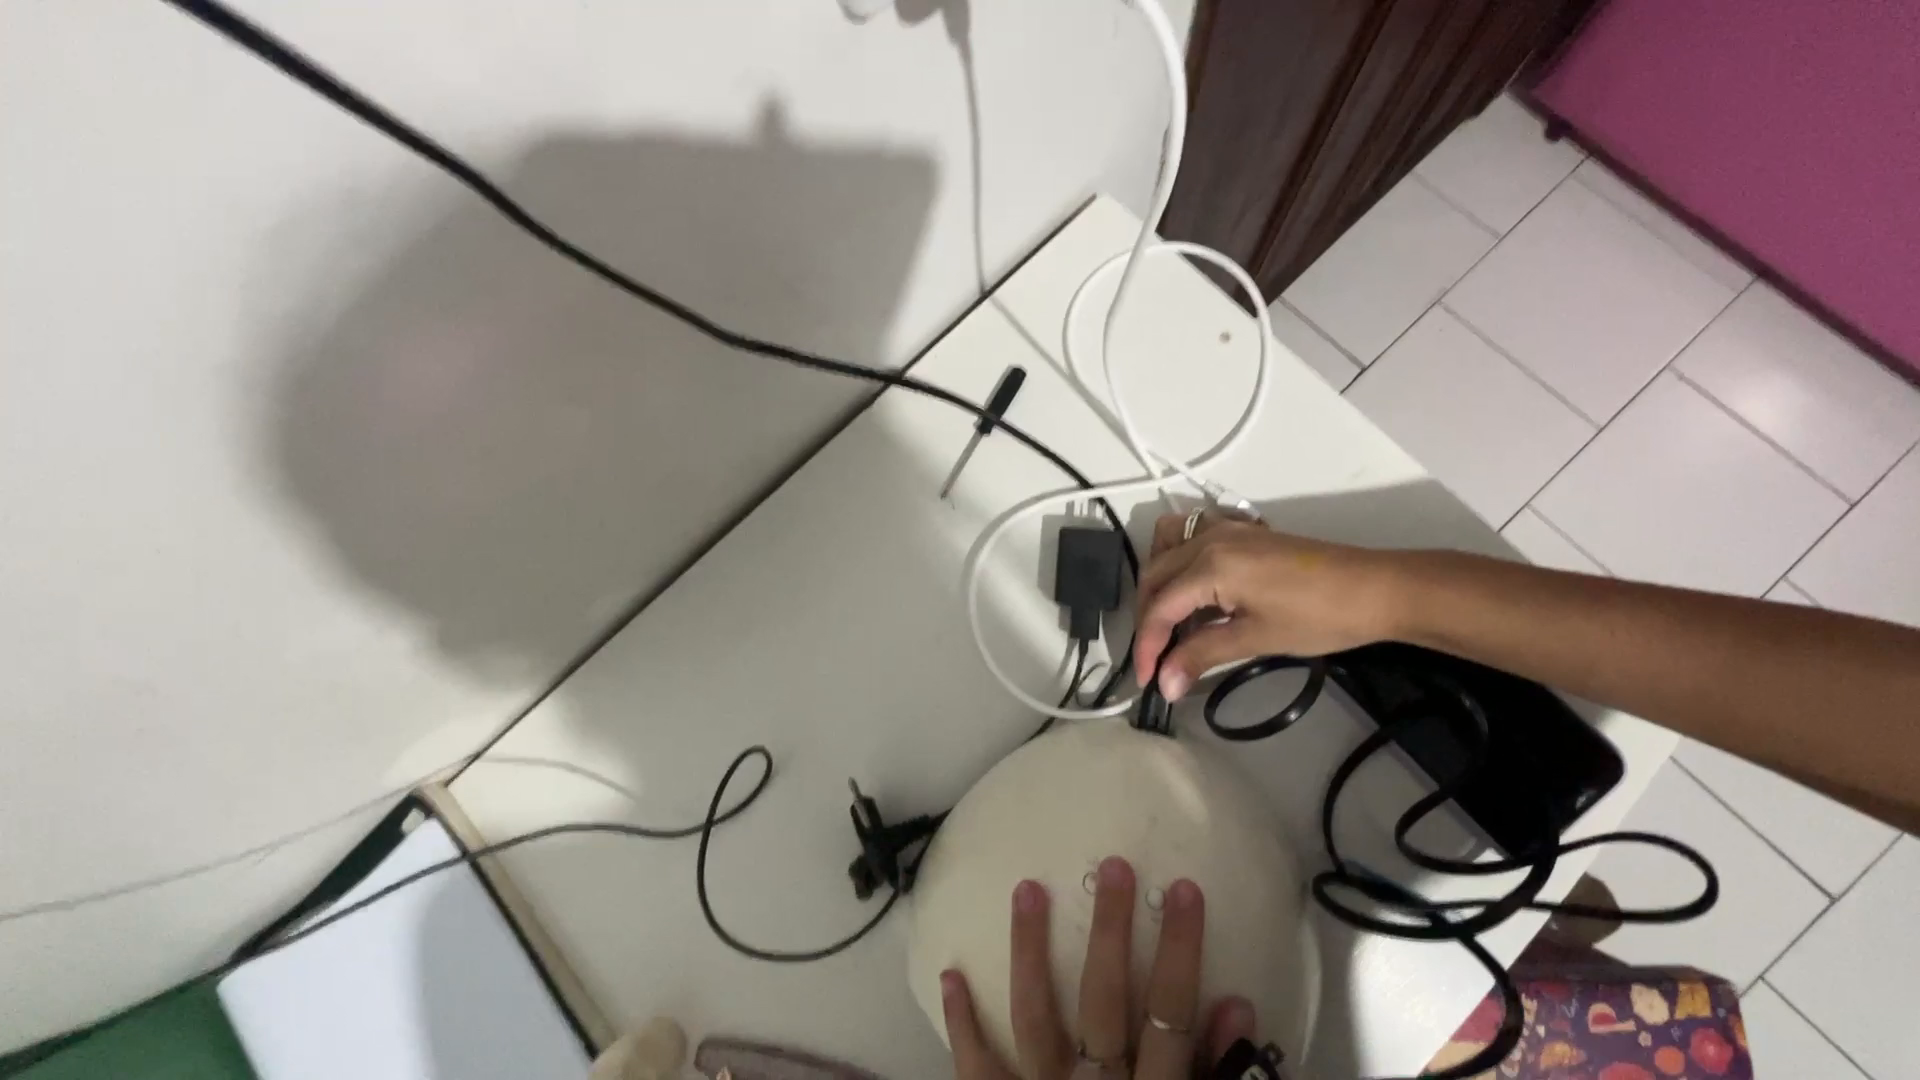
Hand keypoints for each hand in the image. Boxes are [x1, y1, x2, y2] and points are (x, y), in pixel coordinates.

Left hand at [940, 858, 1255, 1078]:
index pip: (1172, 1014)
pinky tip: (951, 972)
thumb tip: (1234, 1005)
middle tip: (1112, 867)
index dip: (1182, 950)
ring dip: (1030, 952)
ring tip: (1027, 890)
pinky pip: (977, 1069)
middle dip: (1111, 932)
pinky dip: (961, 1023)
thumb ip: (1220, 1077)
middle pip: (1105, 1001)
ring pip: (1035, 1017)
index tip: (1185, 890)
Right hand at [1133, 513, 1403, 699]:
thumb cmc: (1318, 617)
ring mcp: (1226, 529)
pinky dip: (1179, 562)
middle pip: (1155, 576)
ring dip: (1158, 584)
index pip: (1160, 607)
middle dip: (1148, 620)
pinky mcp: (1243, 531)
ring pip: (1167, 549)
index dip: (1148, 647)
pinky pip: (1191, 537)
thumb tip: (1164, 685)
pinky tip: (1194, 591)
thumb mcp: (1255, 639)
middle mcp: (1208, 539)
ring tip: (1167, 620)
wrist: (1377, 589)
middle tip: (1155, 659)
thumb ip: (1201, 656)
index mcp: (1209, 565)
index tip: (1147, 682)